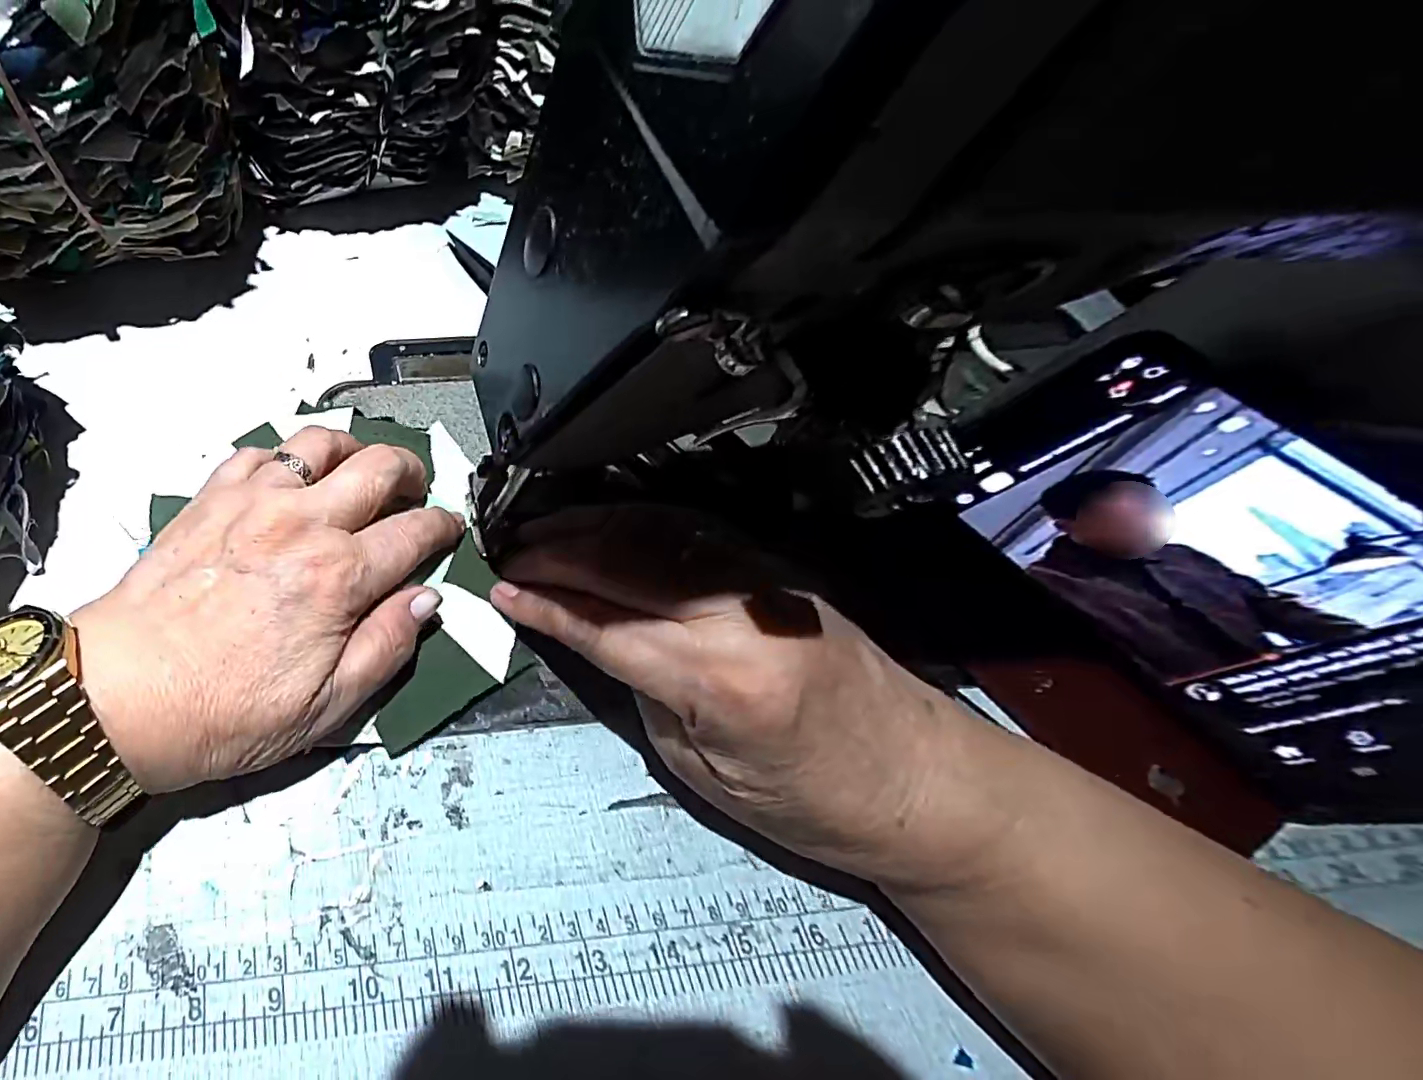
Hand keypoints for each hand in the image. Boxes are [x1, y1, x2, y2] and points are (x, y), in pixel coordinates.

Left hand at [70, 427, 461, 793]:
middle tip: (416, 489)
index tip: (447, 528)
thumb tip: (424, 600)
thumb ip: (387, 646)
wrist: (116, 699)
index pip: (414, 532)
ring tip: (360, 471)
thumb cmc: (221, 713)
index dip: (442, 526)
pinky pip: (259, 452)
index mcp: (338, 577)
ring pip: (321, 443)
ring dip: (354, 450)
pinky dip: (287, 458)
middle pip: (380, 466)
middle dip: (411, 471)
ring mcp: (252, 502)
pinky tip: (291, 482)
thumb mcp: (327, 707)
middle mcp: (301, 524)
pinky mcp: (209, 500)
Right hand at [490, 505, 1010, 890]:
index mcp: (716, 678)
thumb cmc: (809, 803)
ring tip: (541, 529)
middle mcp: (737, 613)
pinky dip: (635, 523)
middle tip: (507, 549)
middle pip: (625, 564)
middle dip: (556, 553)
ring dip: (590, 525)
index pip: (605, 624)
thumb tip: (596, 635)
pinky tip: (603, 523)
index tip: (501, 587)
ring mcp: (761, 583)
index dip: (545, 603)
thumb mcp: (701, 769)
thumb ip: (643, 689)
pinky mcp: (775, 572)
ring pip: (655, 534)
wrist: (921, 781)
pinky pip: (690, 534)